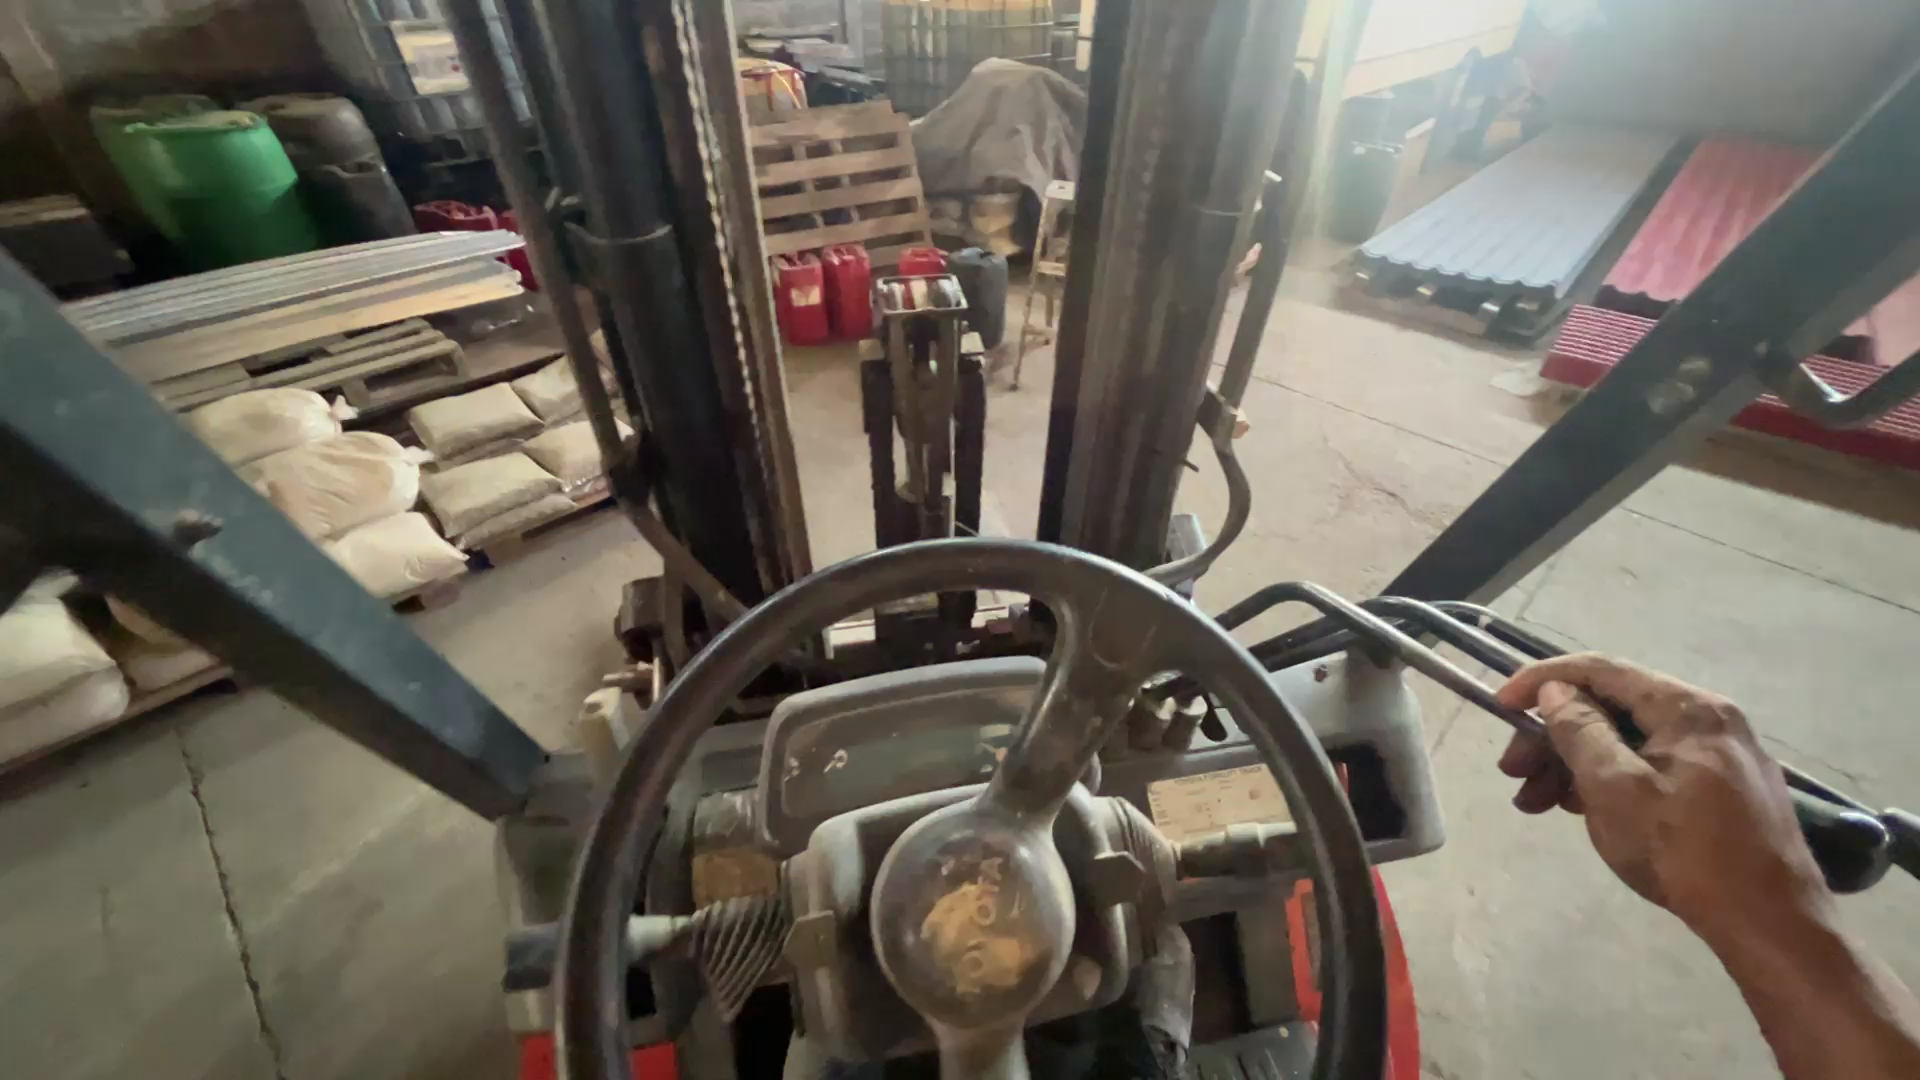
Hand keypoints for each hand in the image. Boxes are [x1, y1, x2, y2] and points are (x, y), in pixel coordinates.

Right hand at [1494, 653, 1829, 935]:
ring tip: (1533, 801)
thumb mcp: (1613, 785)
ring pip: (1619, 740)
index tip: (1499, 706)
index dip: (1539, 680)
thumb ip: (1579, 728)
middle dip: (1550, 736)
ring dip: (1567, 763)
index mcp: (1687, 710)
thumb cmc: (1682, 850)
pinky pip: (1642, 765)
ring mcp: (1714, 755)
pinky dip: (1600, 779)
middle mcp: (1706, 721)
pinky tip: (1572, 806)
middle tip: (1511, 769)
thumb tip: (1554, 691)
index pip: (1598, 669)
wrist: (1771, 930)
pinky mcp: (1716, 788)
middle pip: (1605, 708)